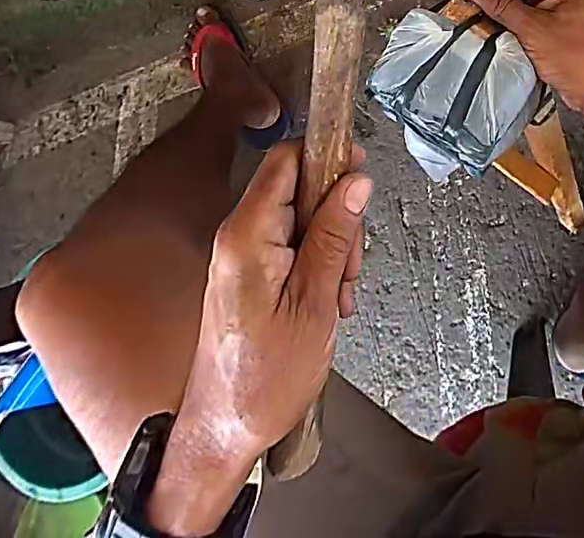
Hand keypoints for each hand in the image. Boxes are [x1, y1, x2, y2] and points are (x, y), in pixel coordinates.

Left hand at [145, 141, 370, 534]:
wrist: (225, 429)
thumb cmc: (264, 380)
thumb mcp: (315, 302)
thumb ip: (334, 235)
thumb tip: (355, 183)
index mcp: (248, 235)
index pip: (285, 158)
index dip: (324, 153)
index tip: (357, 166)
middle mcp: (238, 235)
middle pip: (298, 187)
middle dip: (335, 214)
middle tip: (348, 260)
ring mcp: (242, 252)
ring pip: (301, 216)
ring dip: (331, 243)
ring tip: (337, 289)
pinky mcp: (248, 269)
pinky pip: (291, 241)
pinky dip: (316, 260)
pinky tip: (327, 295)